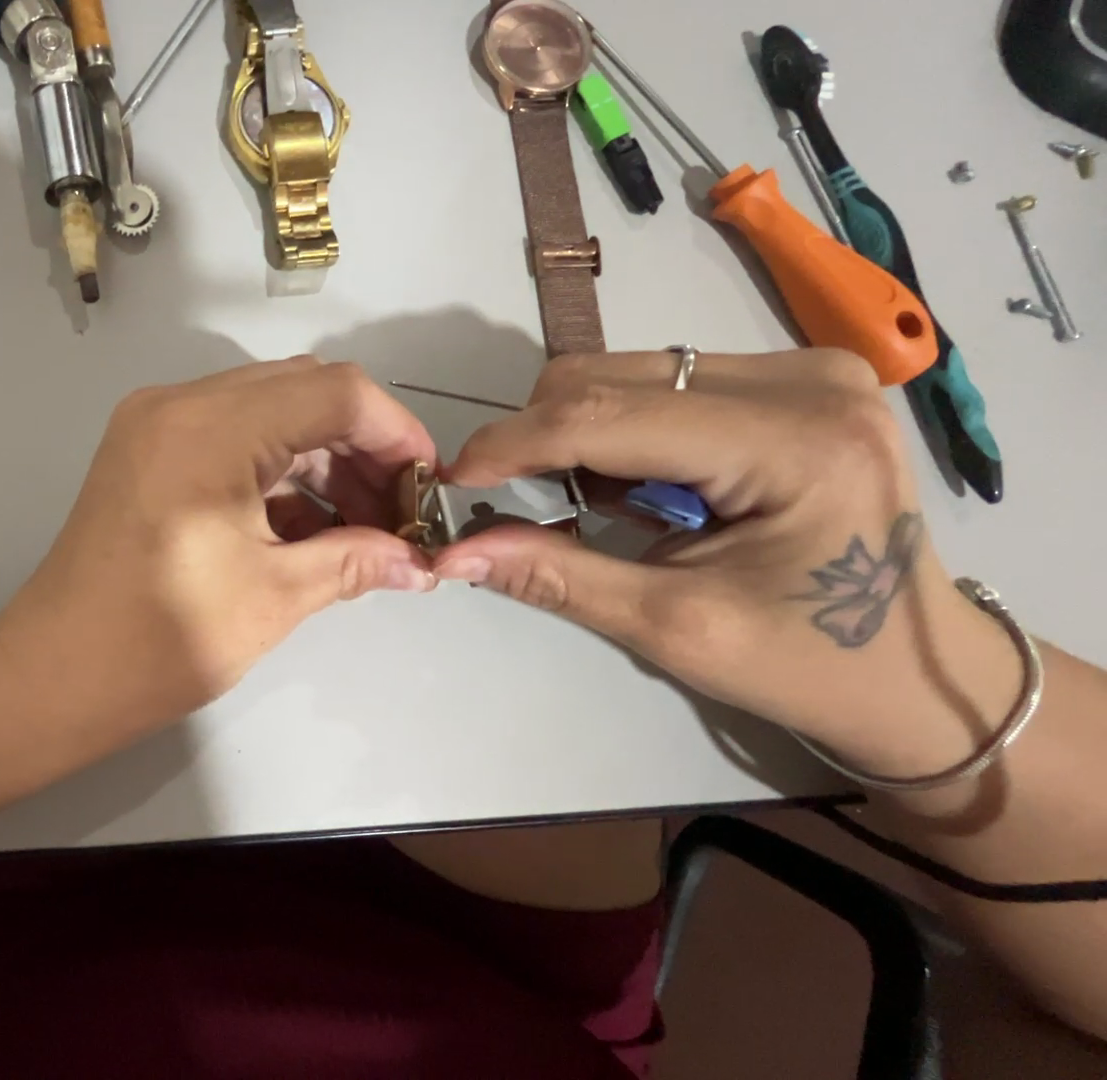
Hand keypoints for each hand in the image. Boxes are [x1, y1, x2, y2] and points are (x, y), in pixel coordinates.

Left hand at [0, 358, 437, 732]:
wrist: (58, 673)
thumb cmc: (163, 639)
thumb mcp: (275, 596)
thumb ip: (355, 560)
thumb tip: (418, 561)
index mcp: (211, 427)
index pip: (334, 392)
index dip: (395, 433)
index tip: (423, 487)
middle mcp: (178, 405)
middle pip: (300, 392)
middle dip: (359, 447)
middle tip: (393, 514)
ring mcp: (154, 425)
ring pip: (265, 413)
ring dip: (318, 460)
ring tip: (357, 528)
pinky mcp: (145, 453)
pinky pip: (228, 439)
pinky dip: (273, 471)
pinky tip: (306, 526)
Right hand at [435, 349, 1020, 779]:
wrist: (919, 670)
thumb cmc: (807, 663)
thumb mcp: (671, 627)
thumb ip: (555, 576)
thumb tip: (451, 553)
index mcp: (793, 442)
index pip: (607, 417)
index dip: (511, 445)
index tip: (450, 484)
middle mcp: (804, 379)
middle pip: (605, 377)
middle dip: (539, 440)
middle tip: (525, 511)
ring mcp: (803, 369)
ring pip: (621, 371)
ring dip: (576, 437)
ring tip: (601, 510)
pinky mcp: (792, 378)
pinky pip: (655, 382)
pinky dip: (615, 432)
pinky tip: (642, 489)